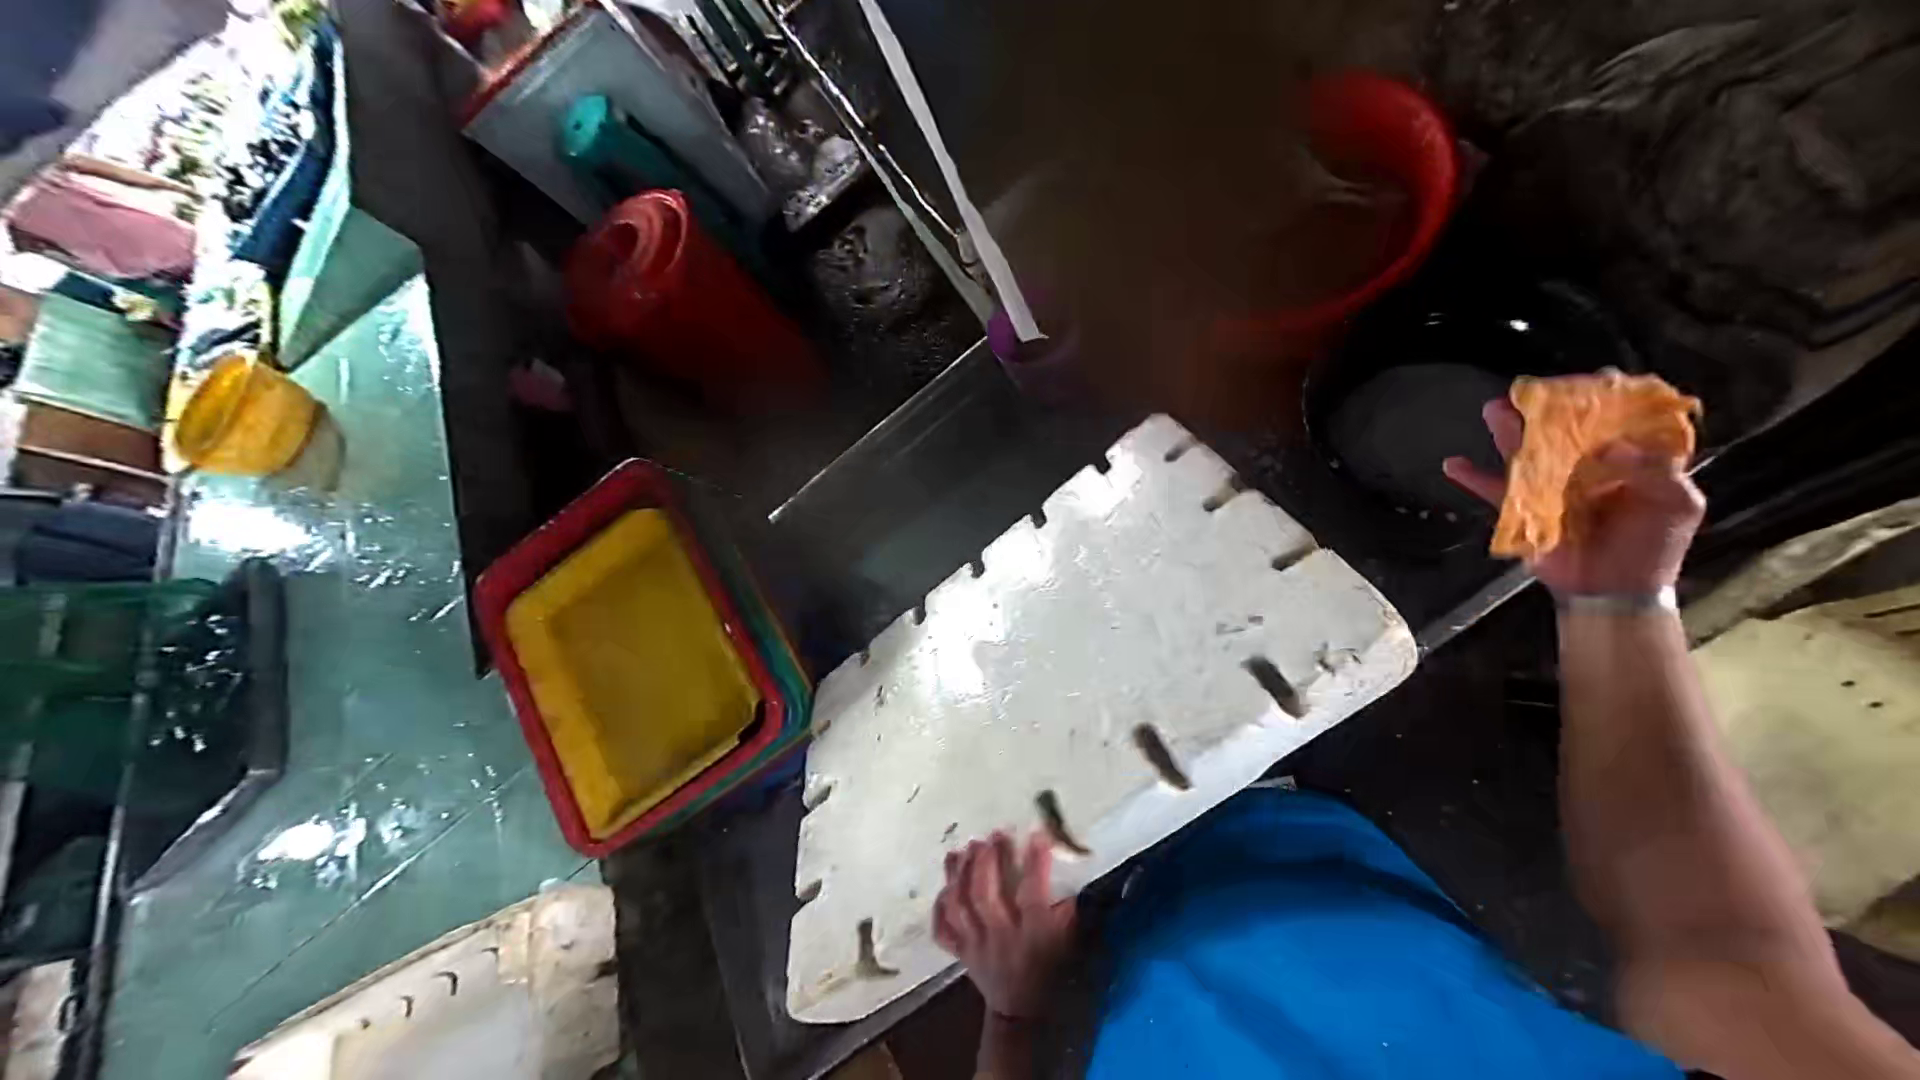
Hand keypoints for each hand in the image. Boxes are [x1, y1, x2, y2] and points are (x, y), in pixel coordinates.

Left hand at [933, 830, 1077, 1020]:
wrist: (1026, 1016)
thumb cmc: (1056, 970)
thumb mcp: (1073, 941)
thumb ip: (1071, 906)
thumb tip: (1071, 864)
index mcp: (1034, 936)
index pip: (1032, 894)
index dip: (1034, 862)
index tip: (1036, 834)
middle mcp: (1002, 939)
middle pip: (984, 896)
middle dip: (986, 860)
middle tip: (993, 835)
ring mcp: (976, 948)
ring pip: (959, 906)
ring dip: (960, 873)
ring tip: (965, 848)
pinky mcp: (961, 954)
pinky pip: (943, 930)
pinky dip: (940, 905)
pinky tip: (946, 883)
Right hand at [1442, 398, 1705, 595]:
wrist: (1611, 589)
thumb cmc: (1651, 547)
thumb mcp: (1675, 505)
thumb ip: (1654, 472)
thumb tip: (1612, 446)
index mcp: (1632, 461)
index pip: (1621, 419)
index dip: (1611, 397)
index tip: (1596, 380)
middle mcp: (1587, 466)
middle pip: (1565, 430)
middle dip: (1546, 408)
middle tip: (1529, 389)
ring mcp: (1552, 486)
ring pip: (1525, 452)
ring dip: (1507, 431)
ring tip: (1492, 409)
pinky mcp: (1523, 508)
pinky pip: (1493, 490)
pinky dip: (1472, 478)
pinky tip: (1454, 464)